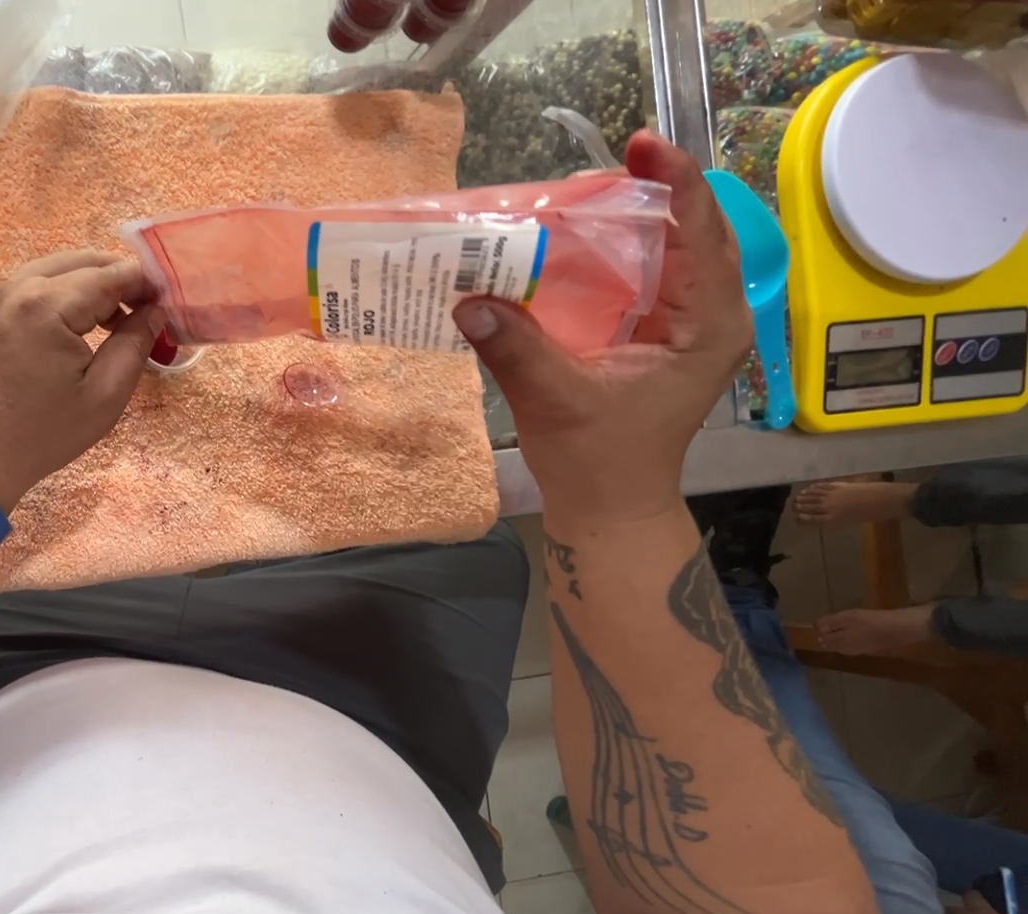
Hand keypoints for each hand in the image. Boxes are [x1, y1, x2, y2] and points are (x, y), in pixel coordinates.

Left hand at [0, 250, 162, 510]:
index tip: (172, 303)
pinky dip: (64, 293)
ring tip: (116, 322)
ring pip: (59, 267)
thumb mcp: (103, 397)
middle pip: (85, 261)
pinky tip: (79, 326)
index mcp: (48, 304)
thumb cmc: (41, 435)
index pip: (112, 274)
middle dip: (121, 280)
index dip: (148, 284)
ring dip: (93, 285)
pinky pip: (35, 283)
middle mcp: (19, 286)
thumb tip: (155, 311)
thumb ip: (134, 345)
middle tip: (147, 313)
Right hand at [453, 131, 750, 525]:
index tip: (640, 145)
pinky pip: (637, 287)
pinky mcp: (650, 346)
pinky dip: (605, 265)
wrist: (608, 509)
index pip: (702, 233)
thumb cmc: (599, 460)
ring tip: (578, 203)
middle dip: (647, 199)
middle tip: (595, 172)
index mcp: (707, 324)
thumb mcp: (558, 400)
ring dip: (624, 230)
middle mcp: (705, 318)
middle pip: (689, 236)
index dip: (674, 182)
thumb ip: (516, 348)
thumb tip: (466, 300)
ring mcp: (679, 332)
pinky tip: (566, 256)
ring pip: (663, 260)